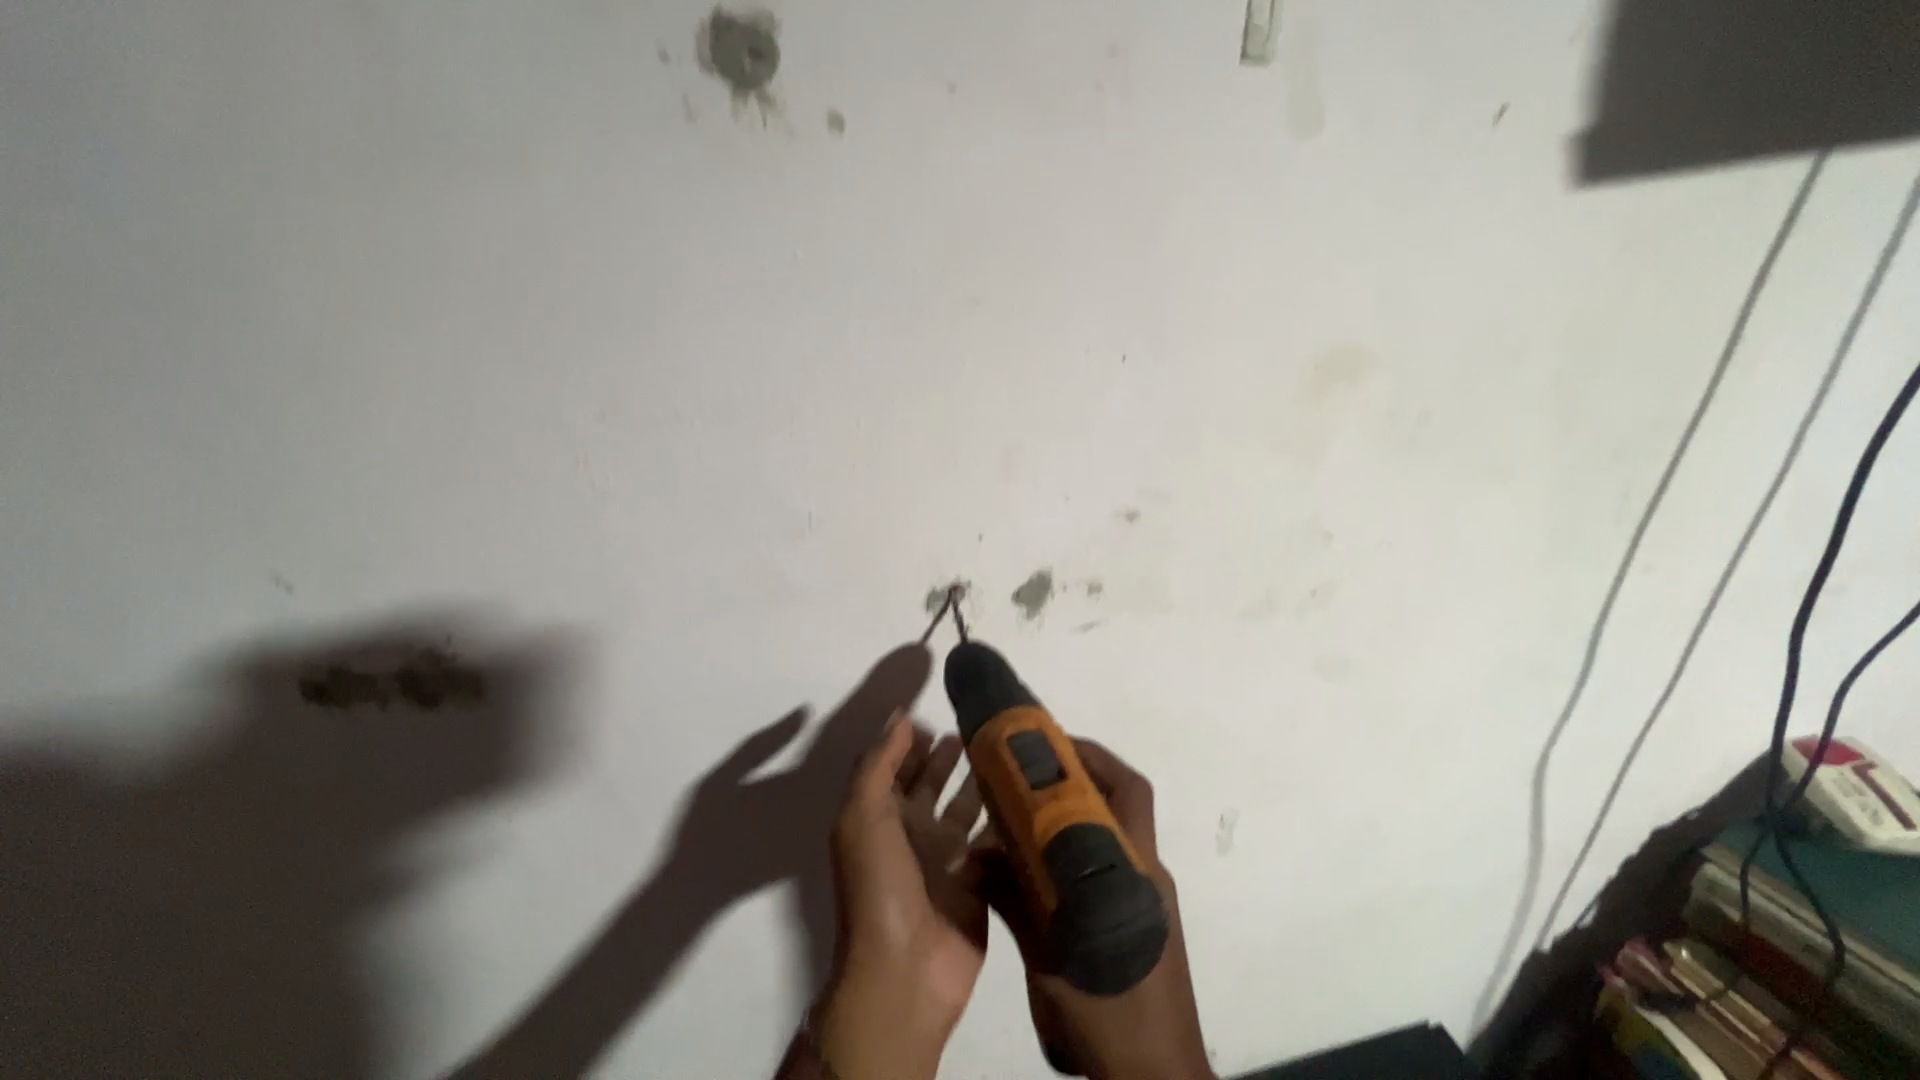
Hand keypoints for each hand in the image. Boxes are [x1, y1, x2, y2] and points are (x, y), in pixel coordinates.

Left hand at [812, 714, 989, 1079]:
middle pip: (930, 786)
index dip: (912, 741)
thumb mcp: (863, 815)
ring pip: (965, 812)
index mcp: (879, 819)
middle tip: (980, 728)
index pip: (895, 768)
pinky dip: (1006, 822)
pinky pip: (993, 844)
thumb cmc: (879, 886)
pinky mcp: (979, 885)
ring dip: (980, 784)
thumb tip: (900, 716)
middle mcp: (911, 836)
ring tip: (1007, 754)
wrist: (906, 972)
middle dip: (948, 757)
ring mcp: (946, 862)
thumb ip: (879, 763)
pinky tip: (1029, 796)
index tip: (940, 711)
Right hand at [987, 739, 1213, 1079]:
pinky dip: (1077, 847)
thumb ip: (1015, 902)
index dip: (1086, 755)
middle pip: (1124, 797)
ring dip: (1077, 808)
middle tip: (1028, 766)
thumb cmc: (1106, 1017)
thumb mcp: (1050, 962)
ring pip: (1115, 829)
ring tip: (1023, 810)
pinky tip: (1040, 867)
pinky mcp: (1144, 918)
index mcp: (1133, 874)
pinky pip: (1110, 861)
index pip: (1124, 791)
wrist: (1155, 1076)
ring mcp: (1149, 895)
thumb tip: (974, 853)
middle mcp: (1147, 873)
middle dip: (1079, 771)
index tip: (1041, 741)